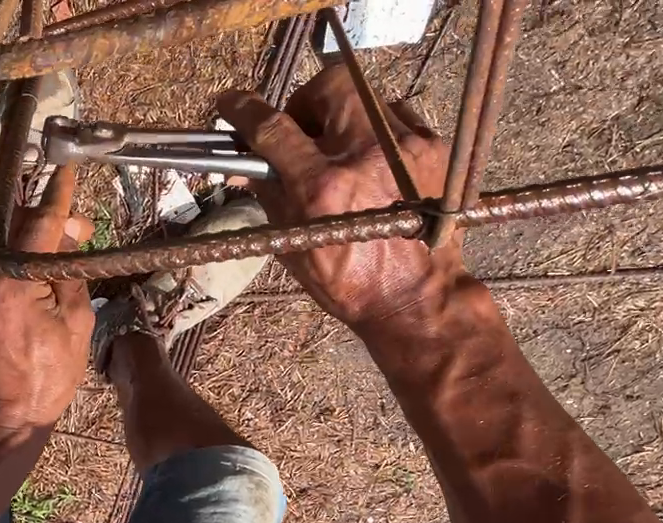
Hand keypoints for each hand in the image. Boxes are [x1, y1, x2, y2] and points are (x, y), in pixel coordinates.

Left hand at [0, 167, 95, 437]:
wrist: (6, 417)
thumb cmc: (47, 378)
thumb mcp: (75, 323)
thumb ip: (70, 275)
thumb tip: (66, 245)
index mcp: (11, 284)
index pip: (38, 225)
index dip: (57, 197)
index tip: (67, 169)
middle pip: (16, 231)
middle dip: (48, 222)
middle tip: (81, 229)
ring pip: (4, 250)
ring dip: (33, 243)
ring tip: (65, 250)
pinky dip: (18, 263)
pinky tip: (40, 270)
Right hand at [217, 64, 469, 340]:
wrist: (411, 294)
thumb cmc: (345, 281)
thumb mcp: (292, 244)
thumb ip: (269, 197)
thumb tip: (243, 168)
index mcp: (322, 188)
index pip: (275, 131)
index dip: (245, 112)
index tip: (230, 103)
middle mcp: (365, 156)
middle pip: (330, 87)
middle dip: (306, 101)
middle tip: (298, 127)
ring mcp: (406, 145)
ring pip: (365, 97)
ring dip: (341, 115)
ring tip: (335, 148)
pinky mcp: (432, 146)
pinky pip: (397, 115)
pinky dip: (374, 130)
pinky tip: (369, 158)